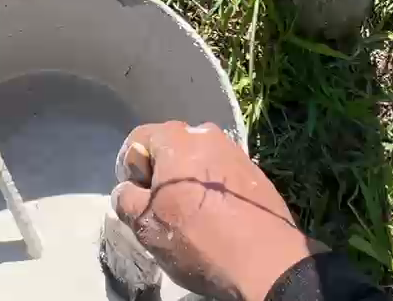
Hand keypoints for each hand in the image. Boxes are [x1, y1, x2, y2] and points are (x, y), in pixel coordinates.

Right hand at [111, 121, 314, 300]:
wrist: (267, 261)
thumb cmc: (199, 239)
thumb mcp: (147, 226)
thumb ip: (126, 200)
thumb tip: (127, 190)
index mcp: (175, 137)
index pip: (137, 141)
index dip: (130, 172)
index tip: (138, 201)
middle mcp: (204, 132)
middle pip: (167, 148)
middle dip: (160, 176)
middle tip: (163, 211)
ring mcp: (232, 148)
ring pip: (194, 160)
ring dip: (186, 182)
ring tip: (192, 217)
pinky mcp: (252, 168)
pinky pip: (218, 172)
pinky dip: (211, 189)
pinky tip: (216, 217)